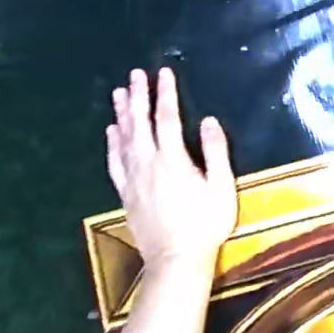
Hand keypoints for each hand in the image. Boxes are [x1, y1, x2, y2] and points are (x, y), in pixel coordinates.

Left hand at [107, 68, 238, 273]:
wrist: (175, 260)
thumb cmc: (205, 224)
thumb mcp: (222, 187)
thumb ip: (215, 151)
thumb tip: (209, 120)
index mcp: (173, 159)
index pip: (167, 118)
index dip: (165, 93)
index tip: (163, 72)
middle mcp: (148, 163)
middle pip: (140, 123)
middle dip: (137, 96)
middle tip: (135, 74)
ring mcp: (133, 179)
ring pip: (123, 139)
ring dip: (121, 114)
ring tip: (118, 93)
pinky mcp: (125, 193)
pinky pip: (114, 162)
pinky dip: (112, 144)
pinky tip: (111, 132)